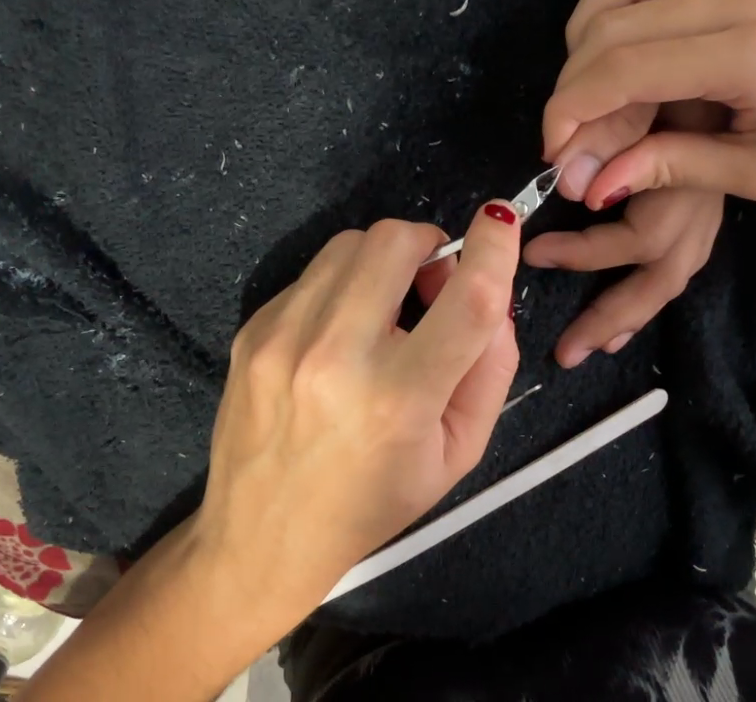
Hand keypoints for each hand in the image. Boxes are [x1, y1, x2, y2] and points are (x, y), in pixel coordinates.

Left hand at [186, 204, 522, 611]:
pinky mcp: (252, 329)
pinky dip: (342, 287)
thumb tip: (491, 292)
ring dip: (384, 260)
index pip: (465, 301)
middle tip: (431, 284)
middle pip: (393, 241)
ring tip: (385, 309)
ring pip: (350, 244)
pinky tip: (339, 334)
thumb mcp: (458, 454)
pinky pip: (314, 274)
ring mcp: (283, 338)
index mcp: (397, 400)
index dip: (492, 249)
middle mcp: (335, 357)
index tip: (502, 216)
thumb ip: (490, 368)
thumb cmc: (372, 502)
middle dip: (427, 245)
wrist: (261, 538)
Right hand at [525, 0, 755, 368]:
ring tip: (586, 72)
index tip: (551, 150)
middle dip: (575, 81)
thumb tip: (588, 184)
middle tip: (569, 133)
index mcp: (755, 56)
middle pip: (620, 23)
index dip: (573, 109)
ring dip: (592, 18)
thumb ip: (669, 167)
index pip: (628, 70)